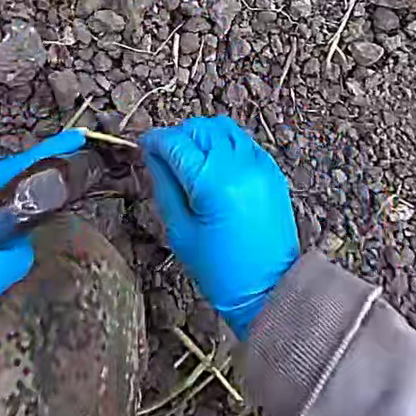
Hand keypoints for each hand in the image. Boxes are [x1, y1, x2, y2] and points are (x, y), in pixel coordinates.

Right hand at [143, 114, 298, 337]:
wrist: (268, 287)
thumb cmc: (221, 269)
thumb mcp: (181, 231)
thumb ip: (165, 187)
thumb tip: (153, 156)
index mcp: (212, 182)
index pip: (177, 143)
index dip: (156, 140)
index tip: (145, 144)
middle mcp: (239, 165)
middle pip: (201, 128)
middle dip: (180, 136)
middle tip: (166, 155)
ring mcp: (259, 164)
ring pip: (224, 128)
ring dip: (203, 135)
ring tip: (191, 159)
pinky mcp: (271, 168)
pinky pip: (243, 141)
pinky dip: (225, 144)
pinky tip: (216, 166)